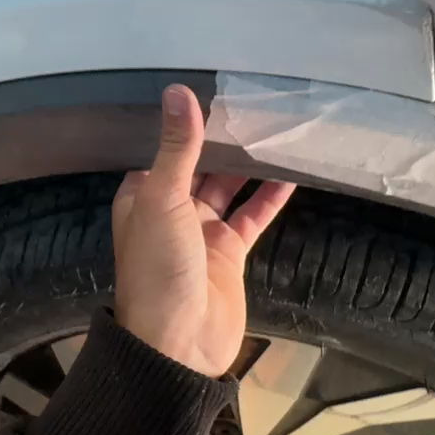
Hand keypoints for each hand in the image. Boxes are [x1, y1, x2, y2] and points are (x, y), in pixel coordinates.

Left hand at [111, 85, 296, 377]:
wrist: (178, 345)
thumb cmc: (158, 267)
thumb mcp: (163, 200)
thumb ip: (177, 148)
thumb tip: (178, 91)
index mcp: (143, 194)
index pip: (163, 148)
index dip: (185, 123)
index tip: (211, 89)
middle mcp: (171, 208)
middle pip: (199, 165)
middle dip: (222, 140)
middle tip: (254, 103)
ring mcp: (201, 231)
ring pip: (228, 188)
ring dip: (249, 165)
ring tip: (276, 130)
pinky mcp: (229, 252)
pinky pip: (252, 216)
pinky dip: (270, 197)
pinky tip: (292, 174)